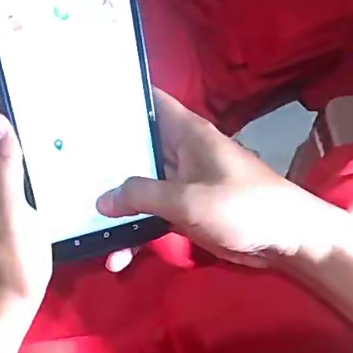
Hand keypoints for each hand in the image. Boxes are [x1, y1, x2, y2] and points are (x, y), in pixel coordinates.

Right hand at [97, 89, 345, 269]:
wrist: (287, 241)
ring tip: (82, 219)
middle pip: (135, 147)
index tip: (84, 102)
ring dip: (117, 204)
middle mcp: (182, 152)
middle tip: (64, 164)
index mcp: (186, 133)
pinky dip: (136, 230)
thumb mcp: (186, 199)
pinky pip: (152, 214)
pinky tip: (117, 254)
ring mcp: (183, 182)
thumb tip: (101, 200)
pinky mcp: (187, 210)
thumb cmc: (243, 206)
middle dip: (104, 157)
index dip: (119, 98)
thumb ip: (142, 195)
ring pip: (140, 186)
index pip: (149, 101)